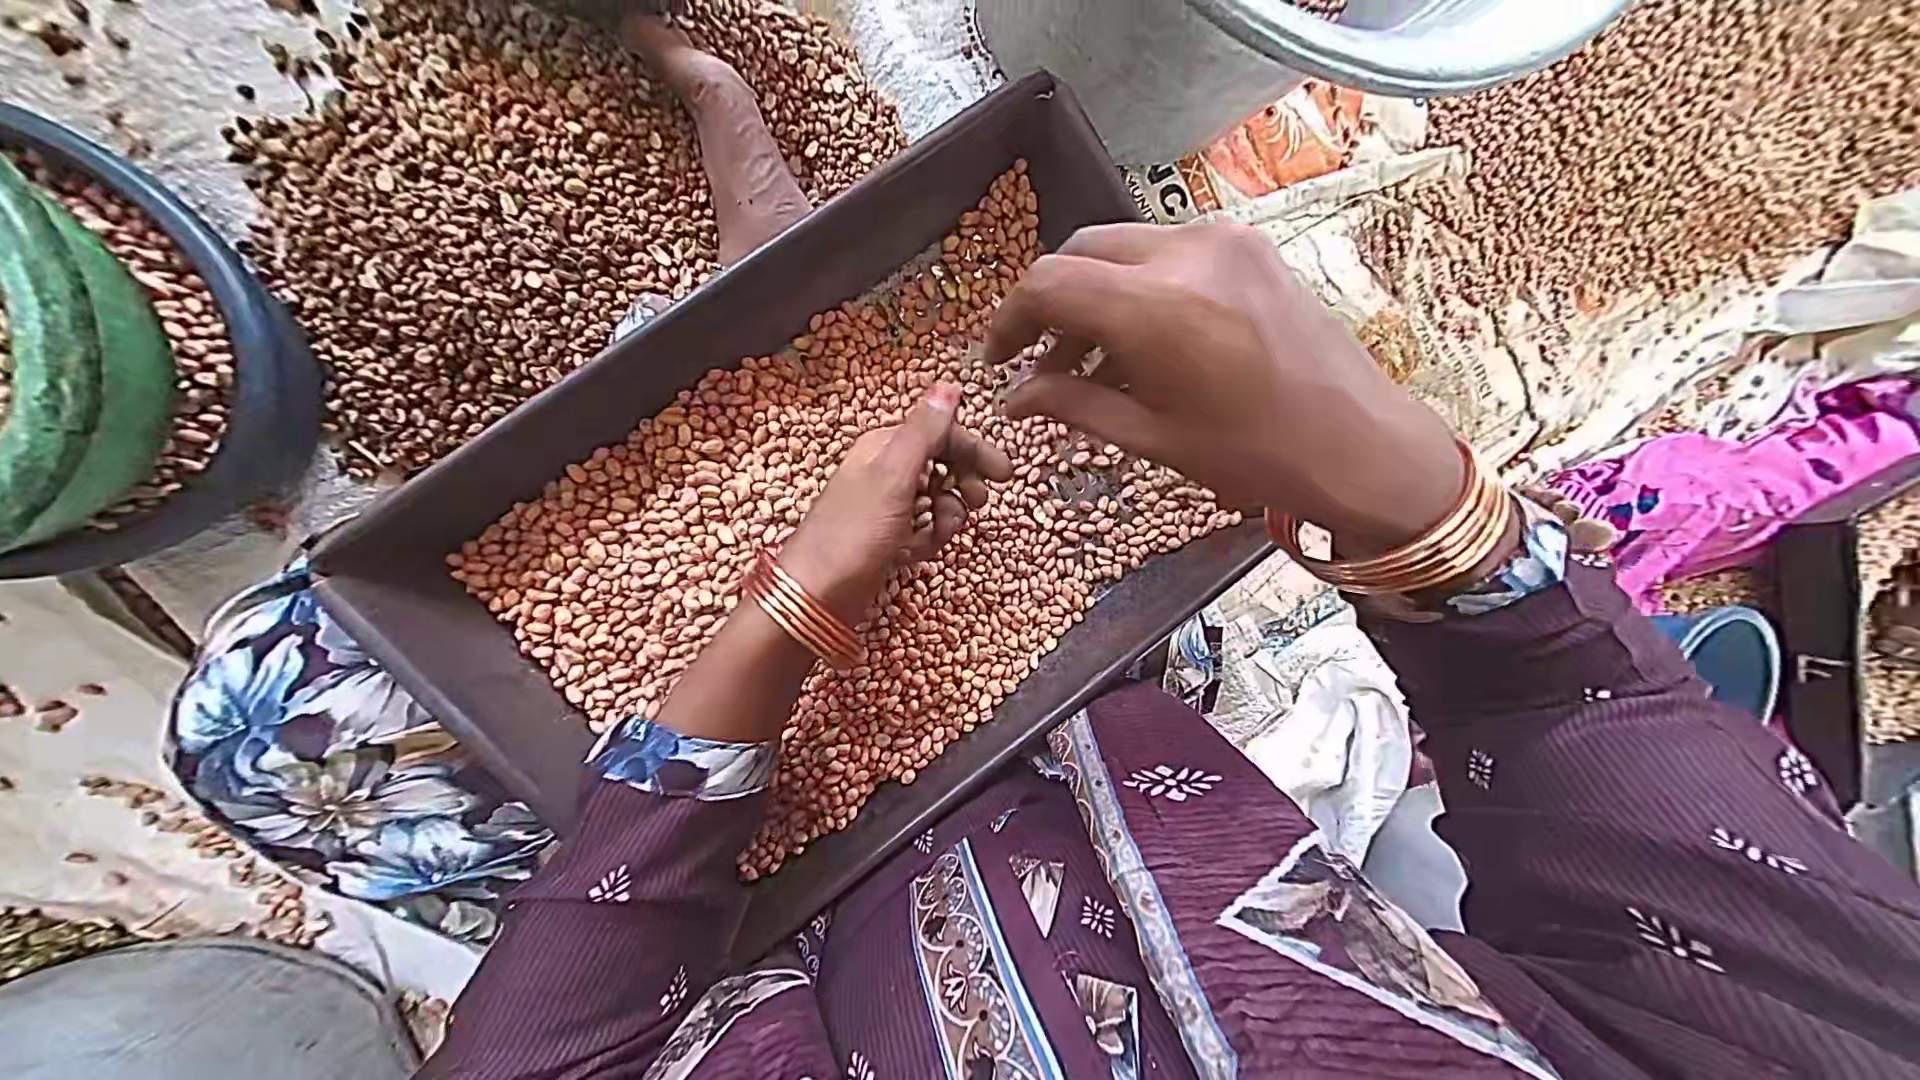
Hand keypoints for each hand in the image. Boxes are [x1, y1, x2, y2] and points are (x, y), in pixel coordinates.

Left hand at [778, 382, 1013, 623]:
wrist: (817, 594)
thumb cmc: (854, 531)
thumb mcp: (894, 476)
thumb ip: (924, 431)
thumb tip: (949, 385)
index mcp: (885, 447)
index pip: (940, 434)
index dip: (973, 450)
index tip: (1004, 473)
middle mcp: (887, 472)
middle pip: (942, 467)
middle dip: (962, 486)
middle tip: (976, 502)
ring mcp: (888, 507)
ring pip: (938, 502)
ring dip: (944, 518)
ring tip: (933, 533)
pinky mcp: (889, 538)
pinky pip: (924, 530)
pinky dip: (926, 541)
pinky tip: (912, 553)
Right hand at [989, 223, 1462, 555]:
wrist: (1359, 443)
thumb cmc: (1251, 455)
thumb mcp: (1149, 436)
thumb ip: (1072, 405)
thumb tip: (1014, 400)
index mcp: (1156, 308)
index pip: (1049, 283)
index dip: (1009, 319)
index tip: (999, 359)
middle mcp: (1185, 252)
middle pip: (1079, 252)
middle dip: (1046, 304)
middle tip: (1036, 360)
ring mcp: (1222, 240)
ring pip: (1119, 249)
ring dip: (1089, 298)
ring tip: (1082, 362)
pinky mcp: (1246, 246)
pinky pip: (1162, 254)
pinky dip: (1131, 290)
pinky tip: (1133, 343)